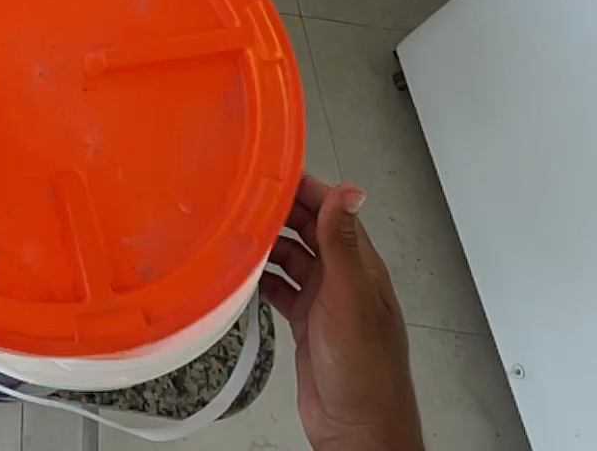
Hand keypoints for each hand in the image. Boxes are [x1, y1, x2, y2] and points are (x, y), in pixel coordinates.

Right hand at [261, 174, 423, 450]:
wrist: (357, 430)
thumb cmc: (362, 369)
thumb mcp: (348, 297)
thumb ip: (343, 243)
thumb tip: (351, 190)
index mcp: (359, 266)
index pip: (330, 212)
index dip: (303, 189)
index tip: (270, 171)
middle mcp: (341, 277)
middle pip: (306, 231)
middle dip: (276, 213)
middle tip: (239, 198)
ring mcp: (322, 299)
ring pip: (289, 257)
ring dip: (265, 244)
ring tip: (234, 231)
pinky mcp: (304, 320)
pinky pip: (278, 286)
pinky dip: (260, 277)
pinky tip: (241, 273)